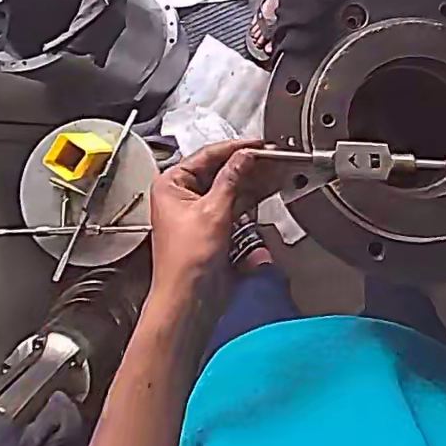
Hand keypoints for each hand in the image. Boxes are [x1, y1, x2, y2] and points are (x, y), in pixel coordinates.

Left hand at [147, 140, 274, 305]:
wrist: (189, 301)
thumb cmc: (185, 262)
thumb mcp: (213, 211)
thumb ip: (232, 178)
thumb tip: (245, 156)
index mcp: (171, 184)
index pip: (207, 155)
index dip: (235, 148)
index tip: (257, 144)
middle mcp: (182, 194)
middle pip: (219, 169)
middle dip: (246, 164)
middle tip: (271, 156)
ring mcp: (198, 210)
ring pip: (229, 186)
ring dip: (251, 180)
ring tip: (274, 169)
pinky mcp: (212, 226)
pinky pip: (234, 204)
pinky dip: (250, 197)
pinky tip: (267, 188)